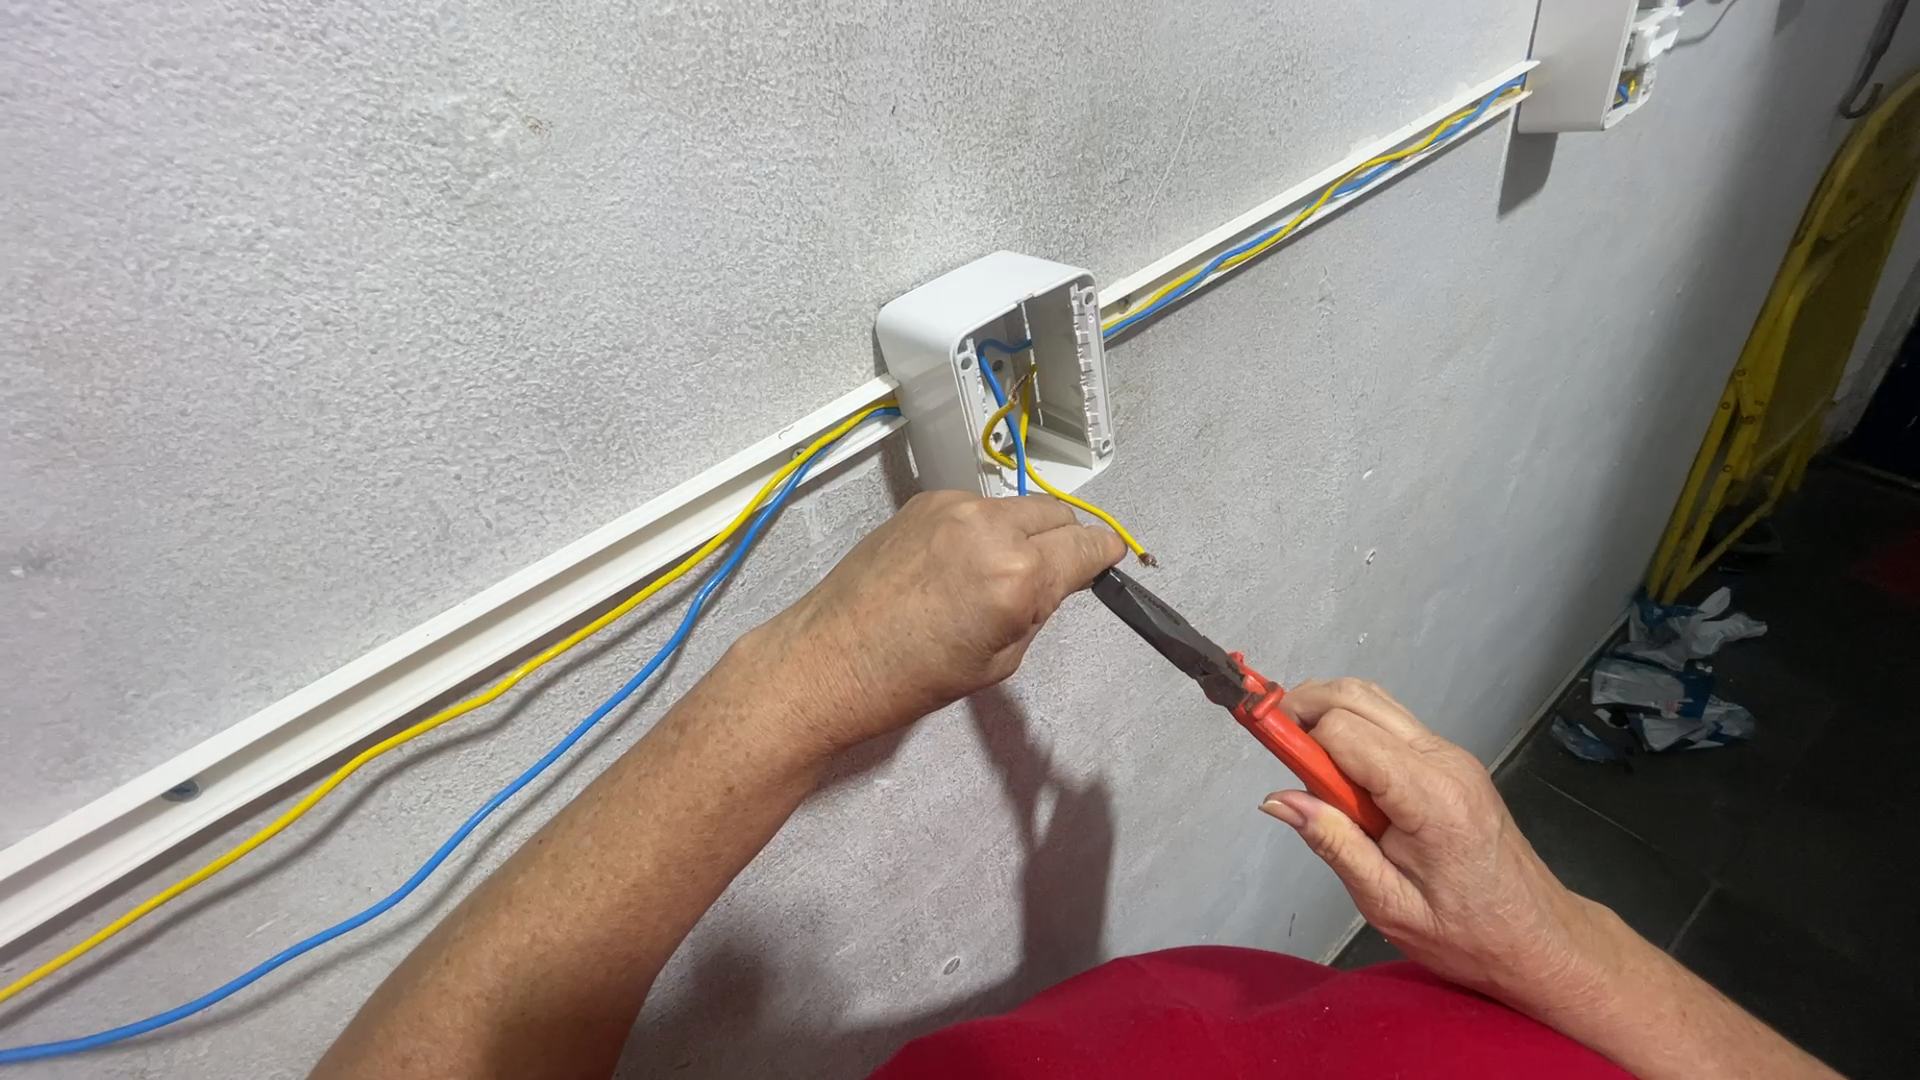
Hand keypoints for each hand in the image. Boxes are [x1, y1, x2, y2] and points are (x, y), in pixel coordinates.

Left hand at [753, 491, 1124, 754]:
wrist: (831, 659)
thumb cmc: (914, 679)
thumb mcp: (1000, 660)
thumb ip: (1036, 607)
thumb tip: (1052, 578)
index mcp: (1017, 575)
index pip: (1088, 545)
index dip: (1105, 554)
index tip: (1107, 561)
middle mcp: (990, 527)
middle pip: (1059, 513)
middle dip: (1066, 541)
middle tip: (1049, 575)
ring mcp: (952, 508)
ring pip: (1016, 508)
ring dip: (1022, 533)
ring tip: (992, 573)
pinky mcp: (923, 502)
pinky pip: (976, 509)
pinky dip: (982, 529)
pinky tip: (955, 563)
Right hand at [1259, 679, 1606, 1003]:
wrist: (1543, 940)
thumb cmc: (1468, 933)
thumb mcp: (1389, 904)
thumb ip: (1333, 843)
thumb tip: (1276, 799)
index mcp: (1430, 799)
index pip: (1344, 733)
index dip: (1300, 741)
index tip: (1275, 762)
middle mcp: (1443, 760)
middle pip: (1354, 696)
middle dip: (1303, 707)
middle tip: (1278, 746)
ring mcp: (1448, 752)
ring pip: (1369, 696)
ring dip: (1324, 709)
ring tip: (1302, 754)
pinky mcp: (1445, 755)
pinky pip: (1385, 715)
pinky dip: (1347, 720)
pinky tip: (1336, 760)